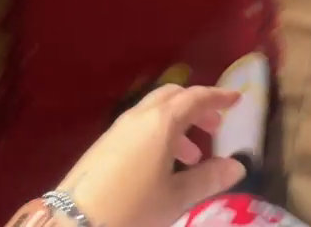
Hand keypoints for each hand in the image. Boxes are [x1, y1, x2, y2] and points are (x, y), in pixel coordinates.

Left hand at [54, 85, 246, 226]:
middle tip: (214, 127)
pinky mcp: (104, 143)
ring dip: (178, 124)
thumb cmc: (131, 210)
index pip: (197, 97)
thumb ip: (209, 179)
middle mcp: (141, 115)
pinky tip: (160, 165)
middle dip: (197, 107)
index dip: (218, 97)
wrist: (71, 225)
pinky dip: (158, 133)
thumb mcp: (175, 199)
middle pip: (174, 96)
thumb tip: (238, 166)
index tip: (236, 100)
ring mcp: (119, 127)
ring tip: (191, 156)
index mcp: (163, 121)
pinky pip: (140, 125)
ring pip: (156, 111)